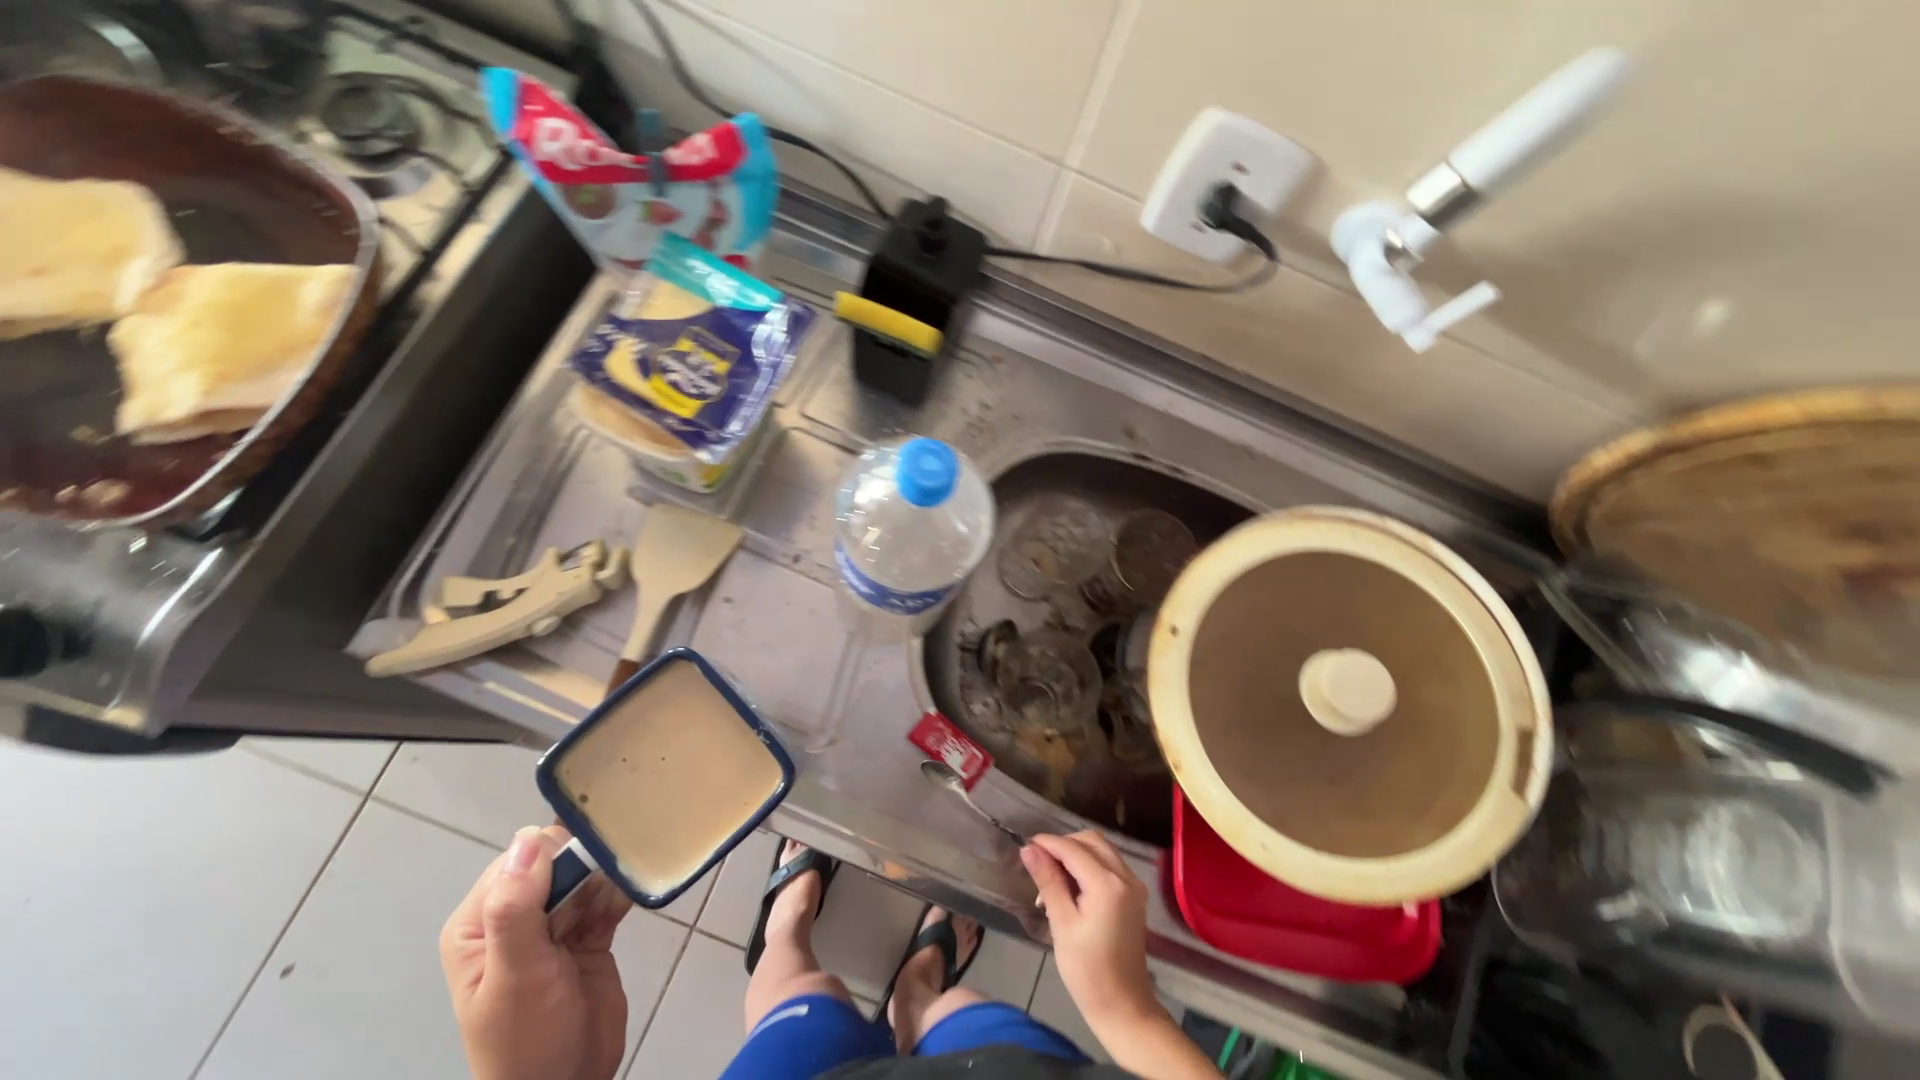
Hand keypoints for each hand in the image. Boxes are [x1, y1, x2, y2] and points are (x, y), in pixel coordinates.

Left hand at [441, 825, 633, 1079]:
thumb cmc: (528, 1038)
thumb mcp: (517, 974)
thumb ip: (517, 907)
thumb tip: (528, 838)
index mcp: (479, 925)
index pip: (517, 863)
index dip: (551, 855)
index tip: (586, 862)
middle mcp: (513, 921)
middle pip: (554, 866)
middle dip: (584, 864)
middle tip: (609, 876)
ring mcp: (552, 931)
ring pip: (583, 879)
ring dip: (606, 876)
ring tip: (626, 881)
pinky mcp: (586, 940)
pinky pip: (604, 901)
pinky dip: (620, 894)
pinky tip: (634, 892)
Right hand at [1021, 831, 1157, 1029]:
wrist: (1123, 1005)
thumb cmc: (1087, 970)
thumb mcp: (1062, 924)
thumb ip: (1048, 881)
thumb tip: (1029, 849)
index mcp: (1107, 884)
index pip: (1072, 848)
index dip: (1047, 843)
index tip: (1024, 847)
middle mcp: (1126, 877)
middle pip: (1090, 841)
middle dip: (1063, 846)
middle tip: (1038, 866)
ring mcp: (1134, 886)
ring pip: (1101, 850)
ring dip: (1076, 855)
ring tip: (1052, 881)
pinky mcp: (1134, 896)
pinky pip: (1109, 865)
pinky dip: (1089, 866)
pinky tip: (1072, 888)